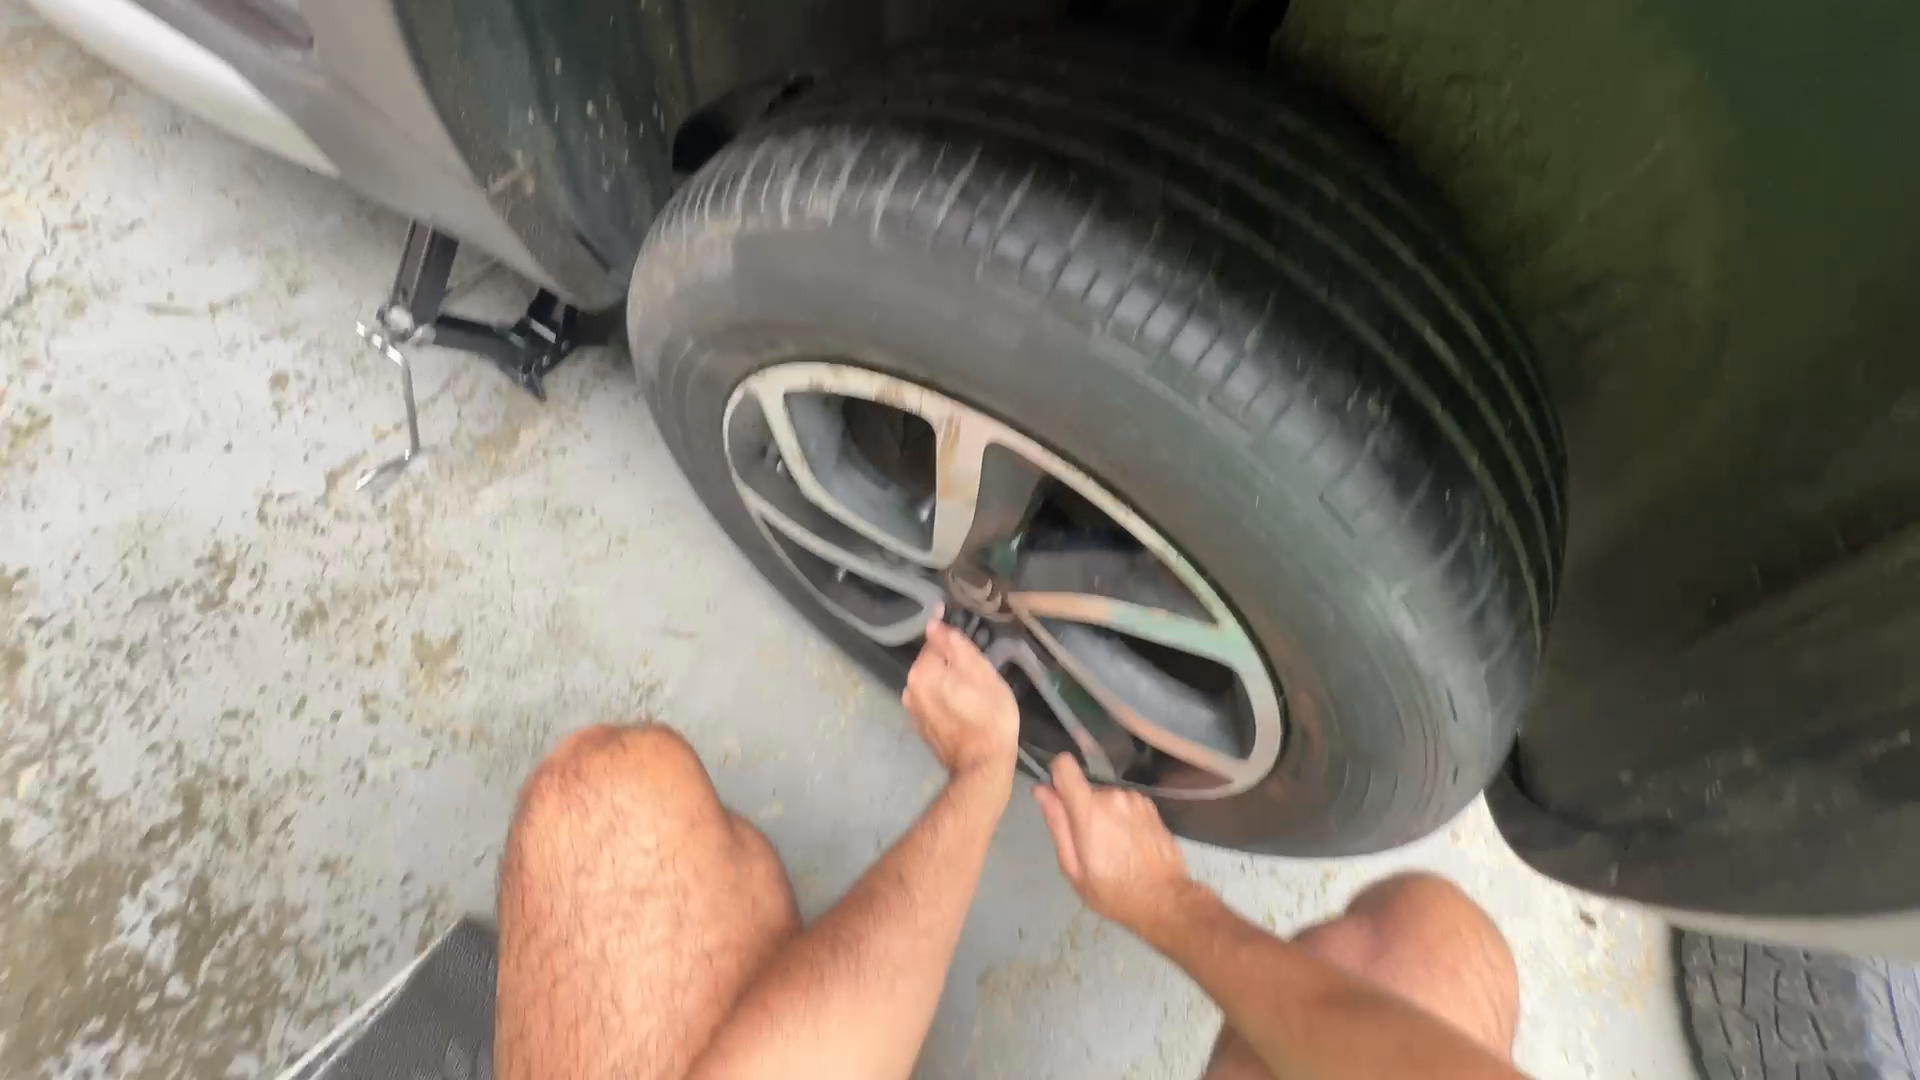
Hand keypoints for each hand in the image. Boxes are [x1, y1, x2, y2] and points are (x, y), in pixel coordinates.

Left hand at [902, 612, 1019, 782]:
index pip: (935, 640)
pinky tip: (965, 706)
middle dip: (952, 661)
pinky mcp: (922, 725)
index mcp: (922, 672)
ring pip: (933, 681)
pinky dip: (946, 697)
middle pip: (933, 662)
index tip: (970, 644)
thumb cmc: (990, 717)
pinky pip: (933, 700)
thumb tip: (935, 623)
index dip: (954, 639)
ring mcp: (914, 710)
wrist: (983, 766)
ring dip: (950, 679)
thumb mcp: (982, 674)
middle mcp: (910, 689)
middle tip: (980, 671)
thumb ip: (956, 646)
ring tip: (975, 689)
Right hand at [1034, 754, 1192, 930]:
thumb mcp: (1074, 868)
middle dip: (1083, 810)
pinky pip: (1124, 804)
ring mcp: (1134, 798)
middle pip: (1085, 789)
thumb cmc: (1113, 891)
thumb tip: (1042, 790)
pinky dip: (1122, 818)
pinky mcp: (1150, 805)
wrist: (1166, 901)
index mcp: (1089, 808)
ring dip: (1105, 815)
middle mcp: (1112, 794)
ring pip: (1106, 798)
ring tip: (1114, 847)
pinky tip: (1130, 844)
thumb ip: (1057, 824)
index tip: (1059, 797)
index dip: (1057, 775)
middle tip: (1091, 844)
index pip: (1064, 765)